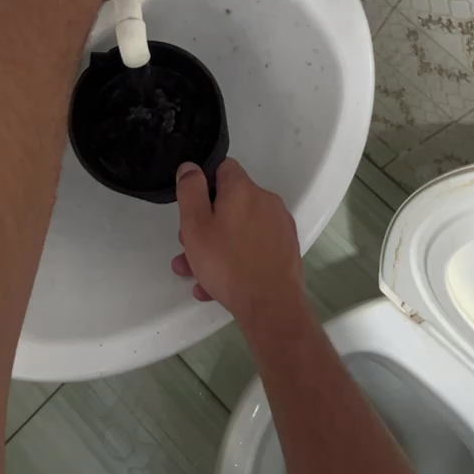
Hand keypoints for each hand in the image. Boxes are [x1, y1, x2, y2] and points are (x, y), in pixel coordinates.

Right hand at [171, 159, 304, 321]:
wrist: (271, 306)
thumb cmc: (228, 263)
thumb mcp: (195, 225)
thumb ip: (190, 191)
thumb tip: (190, 167)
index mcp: (244, 189)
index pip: (223, 168)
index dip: (204, 184)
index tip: (192, 207)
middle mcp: (266, 201)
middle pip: (230, 203)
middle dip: (206, 224)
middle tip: (188, 248)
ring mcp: (279, 226)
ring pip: (239, 230)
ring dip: (216, 247)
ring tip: (196, 274)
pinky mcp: (285, 249)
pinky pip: (254, 247)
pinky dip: (236, 260)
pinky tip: (216, 286)